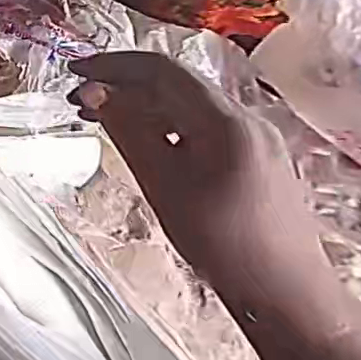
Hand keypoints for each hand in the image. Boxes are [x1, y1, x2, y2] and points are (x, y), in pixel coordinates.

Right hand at [66, 52, 321, 301]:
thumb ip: (125, 128)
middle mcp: (245, 118)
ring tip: (96, 115)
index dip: (112, 64)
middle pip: (174, 81)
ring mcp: (254, 137)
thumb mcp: (160, 181)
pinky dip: (160, 120)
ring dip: (138, 101)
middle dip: (121, 81)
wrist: (287, 294)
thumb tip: (90, 90)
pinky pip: (198, 121)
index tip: (73, 71)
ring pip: (184, 101)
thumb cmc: (219, 239)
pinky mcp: (253, 155)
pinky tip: (136, 134)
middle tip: (77, 96)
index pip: (161, 70)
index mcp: (225, 121)